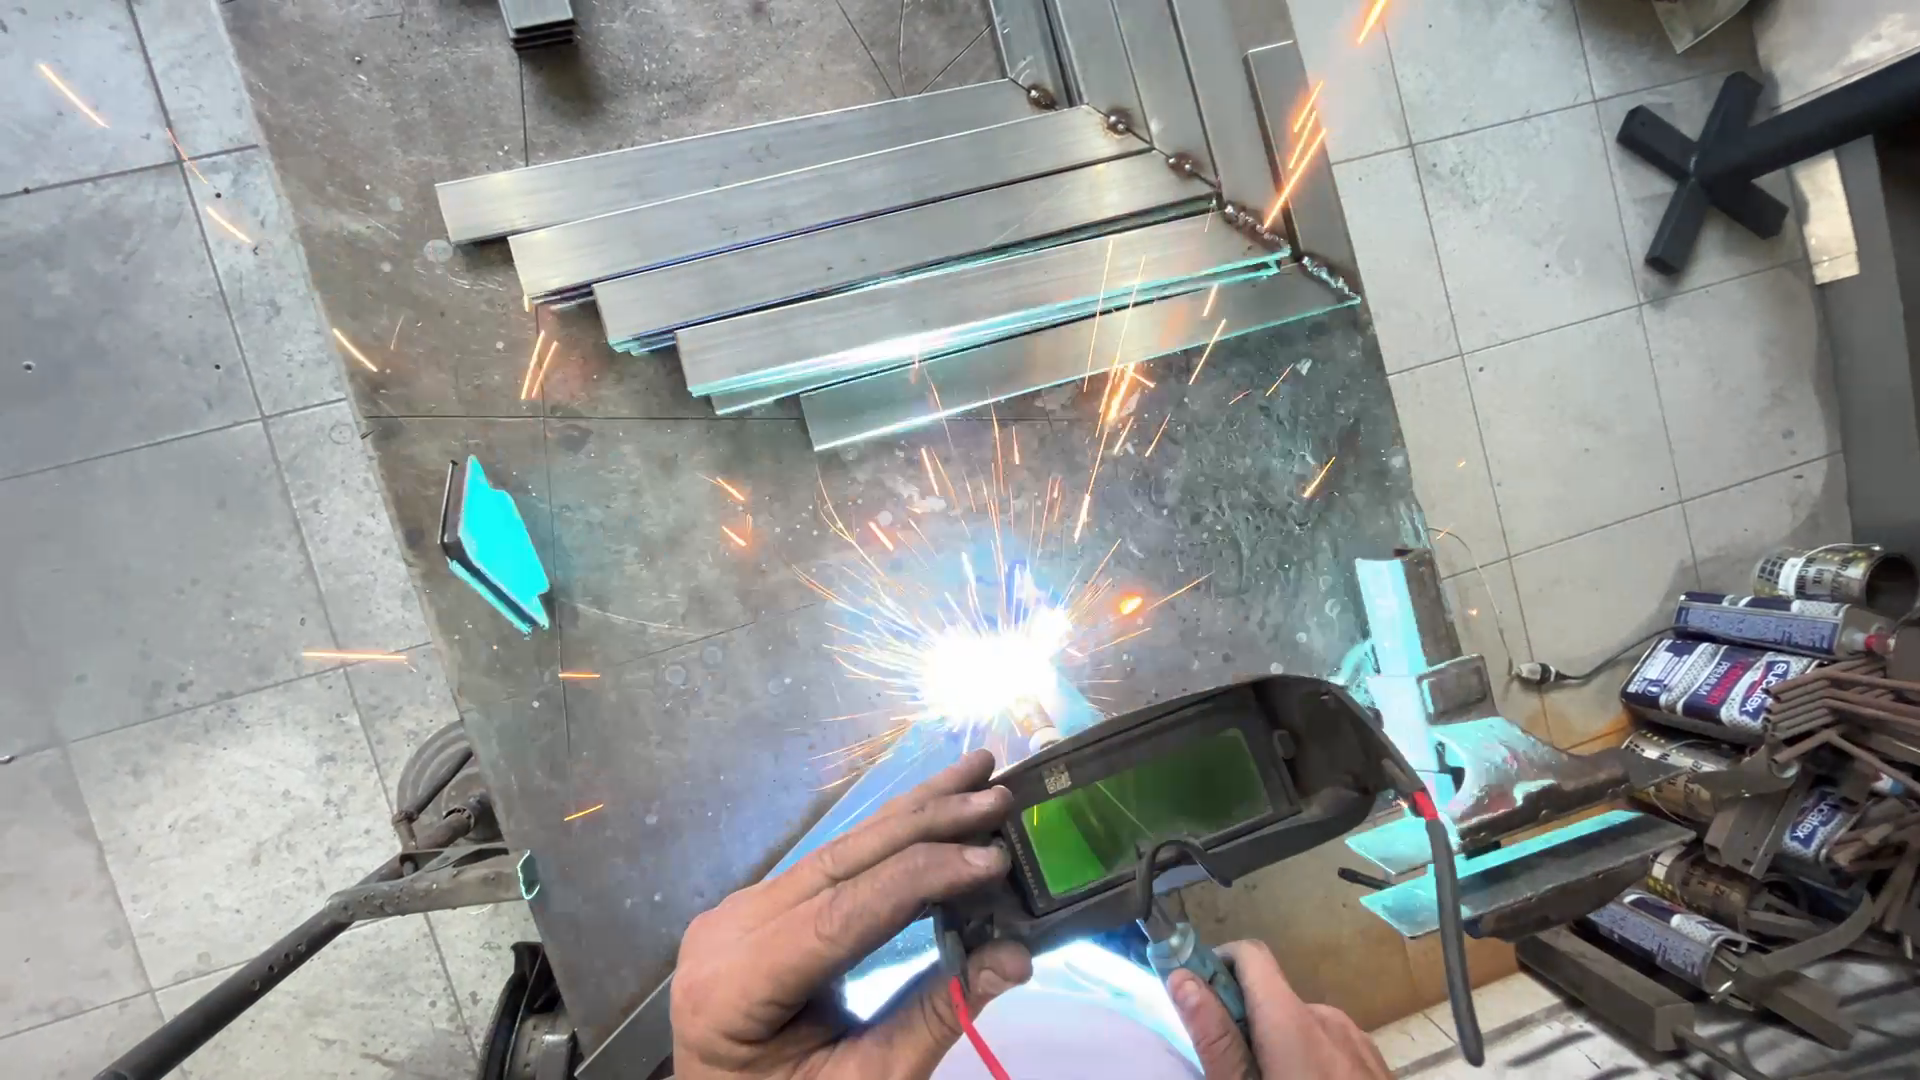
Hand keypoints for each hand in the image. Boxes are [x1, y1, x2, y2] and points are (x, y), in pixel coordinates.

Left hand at [672, 748, 1033, 1078]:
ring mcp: (745, 906)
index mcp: (738, 982)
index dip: (923, 876)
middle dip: (930, 822)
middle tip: (997, 795)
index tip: (994, 857)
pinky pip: (836, 859)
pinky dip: (892, 833)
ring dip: (917, 808)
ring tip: (976, 768)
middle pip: (845, 859)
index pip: (843, 911)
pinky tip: (931, 803)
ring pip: (844, 844)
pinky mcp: (765, 901)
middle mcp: (733, 924)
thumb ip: (932, 1018)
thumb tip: (1015, 955)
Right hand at [1169, 940, 1389, 1079]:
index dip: (1217, 967)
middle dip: (1245, 1026)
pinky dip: (1312, 1070)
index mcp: (1295, 1021)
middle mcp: (1331, 1022)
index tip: (1199, 1005)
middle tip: (1235, 1078)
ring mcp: (1363, 1049)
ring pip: (1301, 1030)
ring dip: (1279, 1052)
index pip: (1250, 954)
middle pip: (1271, 998)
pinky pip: (1333, 1054)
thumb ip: (1216, 1040)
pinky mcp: (1382, 1076)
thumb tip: (1182, 976)